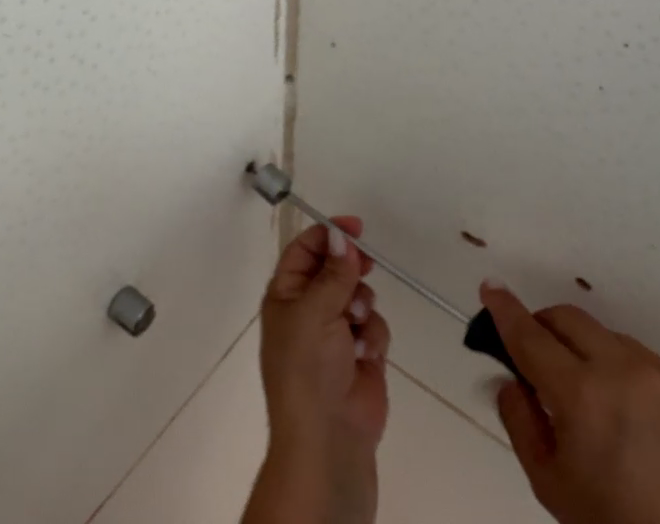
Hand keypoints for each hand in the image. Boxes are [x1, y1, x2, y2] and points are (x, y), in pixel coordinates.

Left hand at [241, 217, 389, 523]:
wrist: (329, 433)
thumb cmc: (308, 366)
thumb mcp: (314, 311)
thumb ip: (333, 272)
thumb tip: (339, 235)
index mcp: (285, 294)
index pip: (304, 250)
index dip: (327, 234)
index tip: (355, 226)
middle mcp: (308, 308)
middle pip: (335, 269)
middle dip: (351, 269)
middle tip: (366, 266)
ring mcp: (336, 331)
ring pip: (359, 295)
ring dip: (362, 306)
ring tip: (355, 327)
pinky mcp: (362, 351)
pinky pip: (374, 325)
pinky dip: (374, 335)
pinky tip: (366, 354)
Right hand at [481, 283, 659, 523]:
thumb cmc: (621, 520)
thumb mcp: (551, 483)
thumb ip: (520, 421)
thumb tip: (511, 381)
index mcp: (581, 394)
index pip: (529, 335)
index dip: (504, 308)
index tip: (490, 286)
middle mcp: (622, 370)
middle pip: (567, 318)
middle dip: (541, 325)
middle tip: (532, 354)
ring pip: (605, 335)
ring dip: (582, 348)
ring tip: (586, 393)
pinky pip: (641, 359)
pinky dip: (619, 368)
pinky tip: (626, 410)